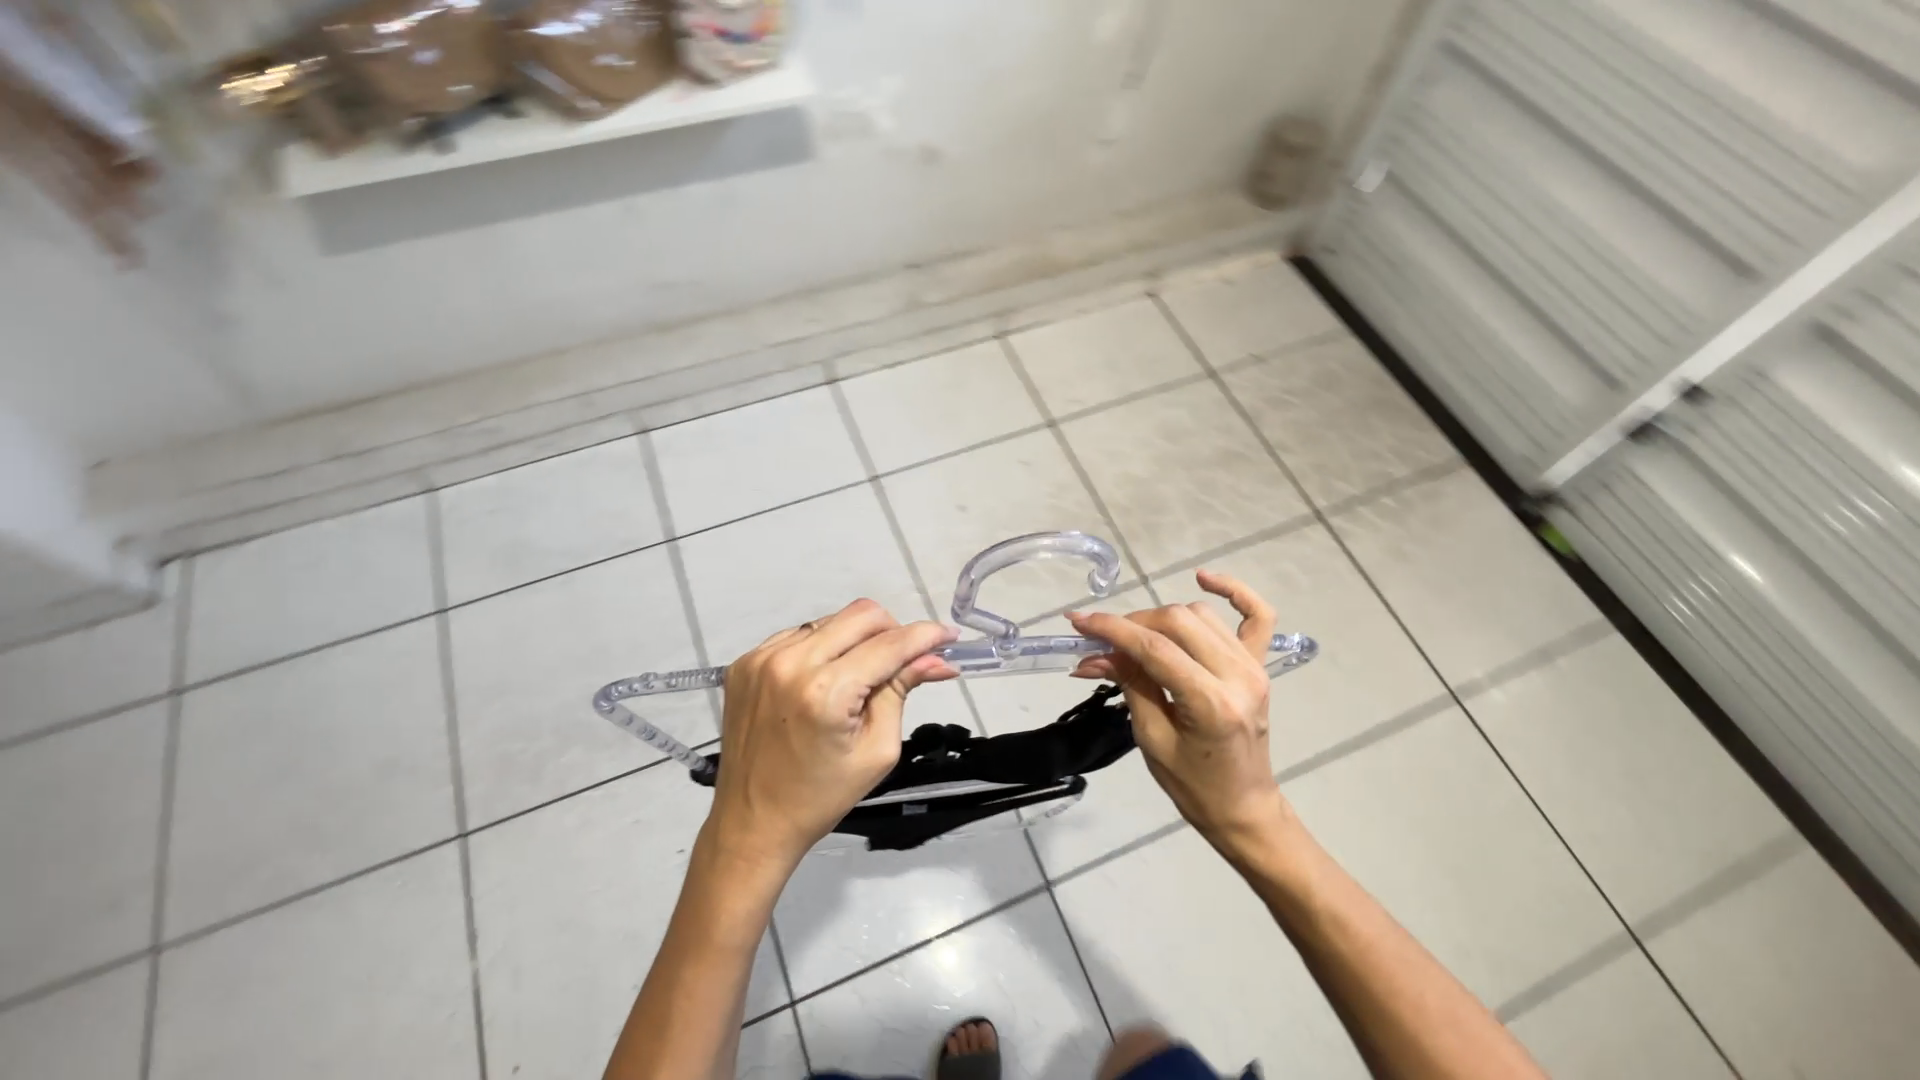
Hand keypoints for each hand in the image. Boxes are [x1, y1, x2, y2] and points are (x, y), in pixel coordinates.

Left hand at [707, 599, 957, 869]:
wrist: (753, 821)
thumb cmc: (821, 795)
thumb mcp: (877, 749)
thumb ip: (901, 692)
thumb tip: (936, 660)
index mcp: (825, 692)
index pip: (889, 645)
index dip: (925, 636)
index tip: (948, 636)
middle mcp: (790, 663)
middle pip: (861, 616)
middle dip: (892, 632)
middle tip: (905, 661)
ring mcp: (762, 658)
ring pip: (829, 621)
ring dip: (855, 640)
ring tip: (858, 679)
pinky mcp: (745, 662)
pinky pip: (798, 635)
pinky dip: (822, 649)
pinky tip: (823, 681)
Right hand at [1067, 571, 1290, 858]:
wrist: (1243, 807)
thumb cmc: (1193, 785)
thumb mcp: (1152, 739)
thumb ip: (1130, 685)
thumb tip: (1095, 655)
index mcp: (1212, 702)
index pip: (1155, 648)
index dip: (1112, 630)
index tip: (1078, 622)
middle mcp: (1239, 676)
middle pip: (1177, 622)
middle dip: (1132, 624)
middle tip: (1101, 643)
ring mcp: (1255, 667)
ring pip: (1200, 616)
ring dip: (1160, 618)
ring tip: (1134, 639)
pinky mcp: (1261, 665)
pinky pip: (1255, 616)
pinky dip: (1235, 591)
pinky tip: (1203, 578)